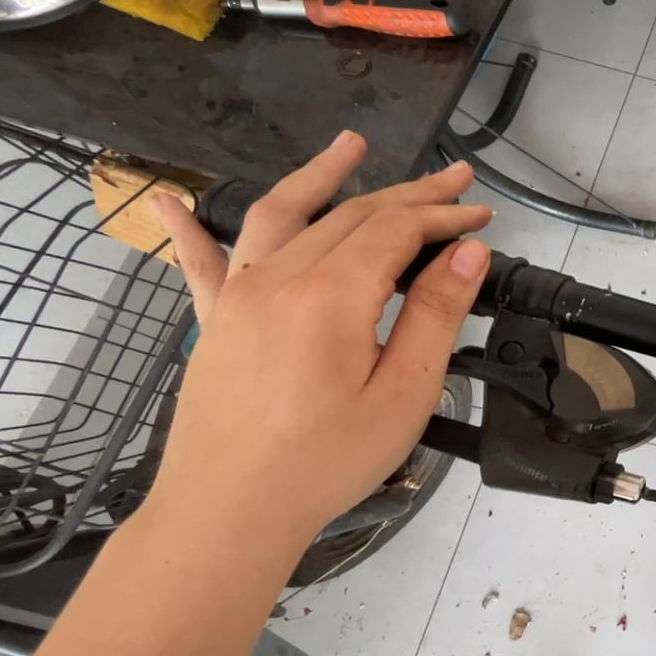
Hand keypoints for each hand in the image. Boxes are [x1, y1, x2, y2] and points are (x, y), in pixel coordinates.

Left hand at [146, 132, 492, 540]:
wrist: (230, 510)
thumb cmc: (330, 457)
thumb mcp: (405, 391)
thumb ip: (434, 314)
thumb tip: (468, 253)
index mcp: (331, 299)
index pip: (395, 231)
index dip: (444, 217)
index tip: (486, 215)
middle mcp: (278, 281)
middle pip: (351, 215)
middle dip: (411, 194)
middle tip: (459, 180)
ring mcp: (238, 297)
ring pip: (282, 216)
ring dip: (322, 176)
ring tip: (351, 145)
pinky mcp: (215, 321)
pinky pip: (201, 262)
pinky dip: (188, 226)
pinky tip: (169, 200)